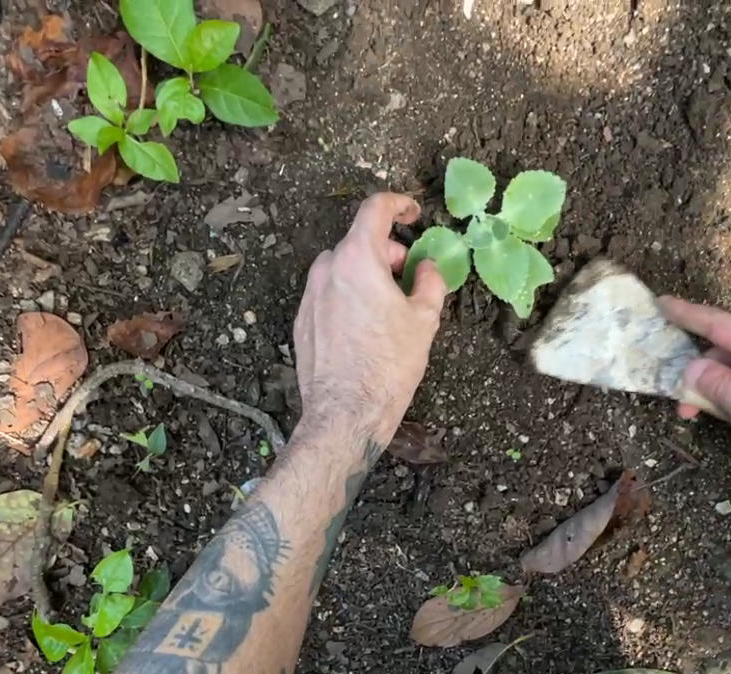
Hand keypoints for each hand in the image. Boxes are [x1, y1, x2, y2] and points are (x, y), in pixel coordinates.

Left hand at [292, 193, 446, 447]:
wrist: (346, 413)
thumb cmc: (388, 367)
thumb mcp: (424, 321)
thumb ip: (429, 282)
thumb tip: (426, 267)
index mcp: (358, 259)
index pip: (375, 210)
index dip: (399, 204)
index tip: (413, 213)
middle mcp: (326, 270)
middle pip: (359, 243)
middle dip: (387, 253)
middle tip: (408, 279)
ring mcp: (309, 297)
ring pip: (341, 271)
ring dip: (365, 277)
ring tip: (386, 310)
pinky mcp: (302, 322)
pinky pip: (328, 297)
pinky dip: (348, 299)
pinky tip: (364, 330)